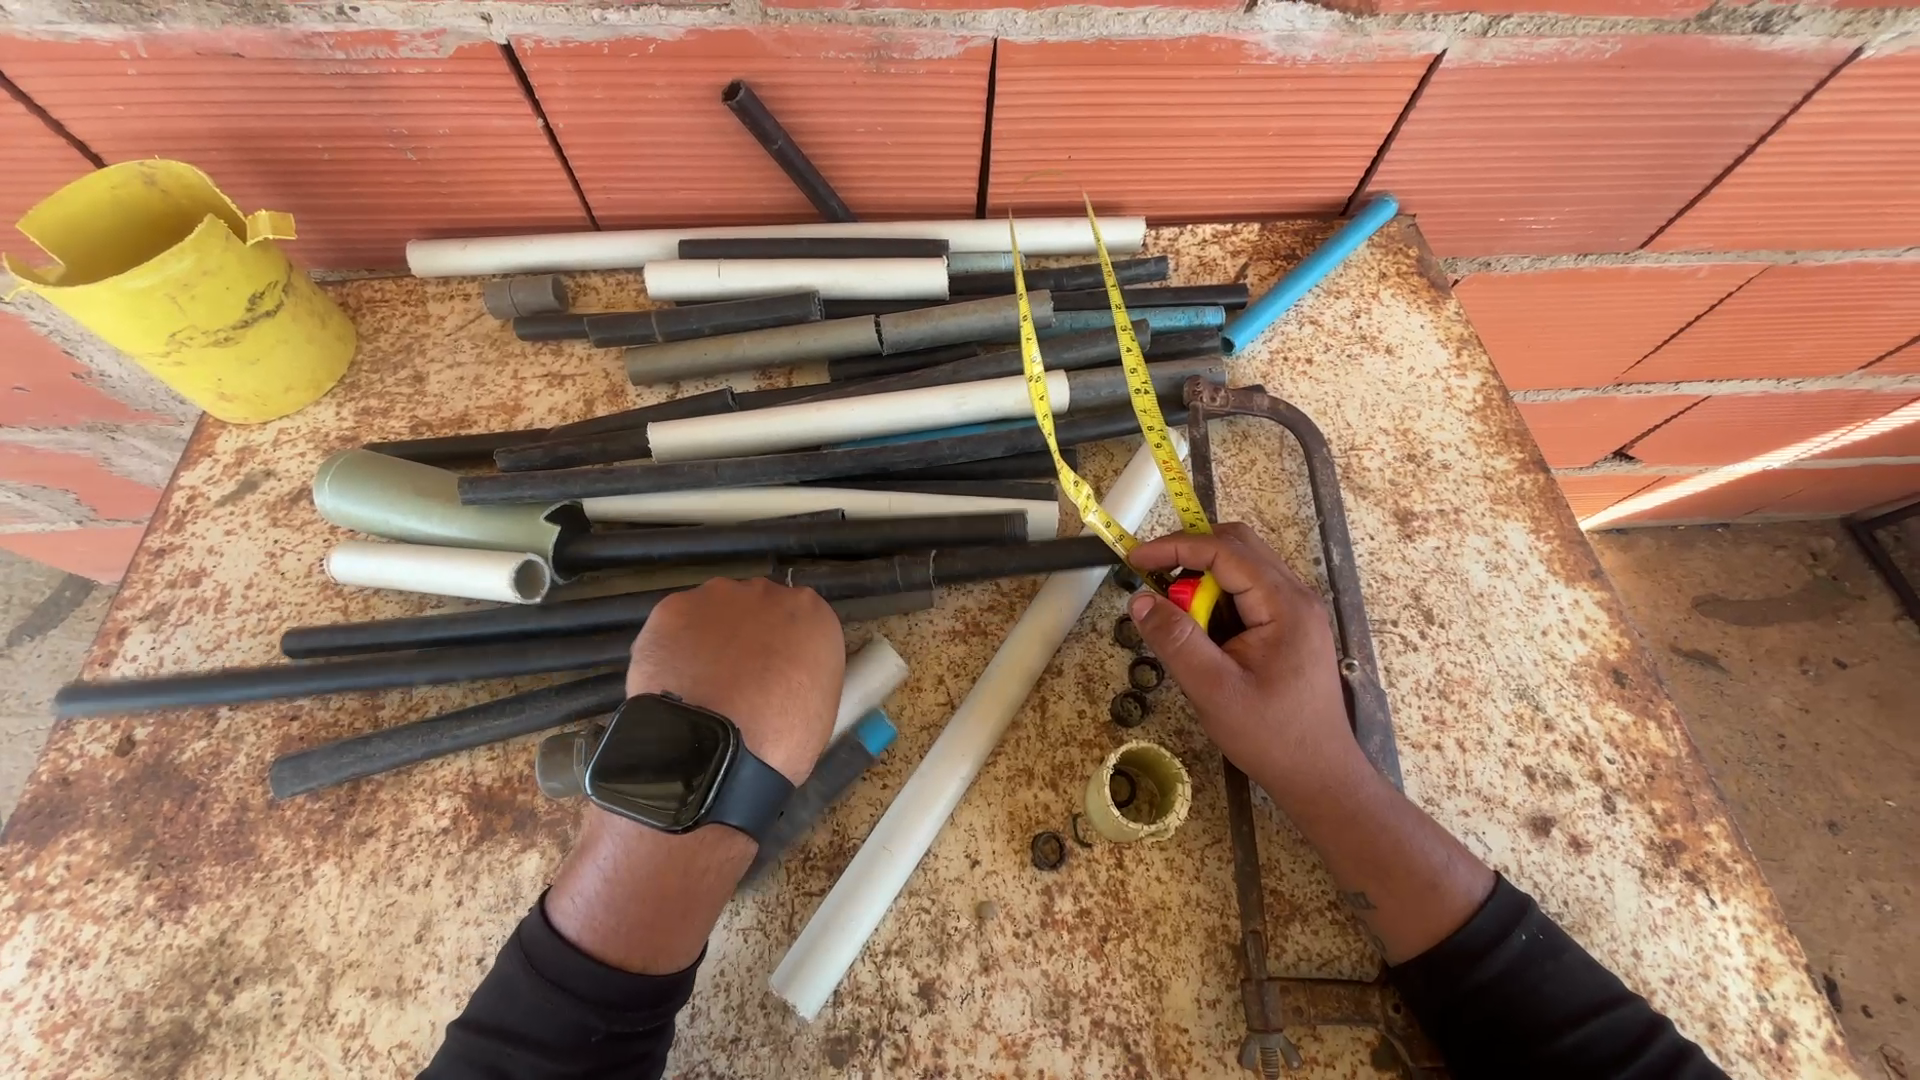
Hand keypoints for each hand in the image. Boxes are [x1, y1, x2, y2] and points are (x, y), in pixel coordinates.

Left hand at [625, 576, 845, 784]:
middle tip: (735, 678)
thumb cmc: (781, 736)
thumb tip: (785, 675)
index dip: (779, 647)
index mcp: (811, 614)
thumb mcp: (818, 703)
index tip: (770, 671)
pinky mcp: (674, 609)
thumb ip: (803, 670)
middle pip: (754, 608)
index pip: (796, 621)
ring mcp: (718, 597)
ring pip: (712, 613)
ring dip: (708, 639)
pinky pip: (674, 626)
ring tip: (699, 683)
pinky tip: (673, 680)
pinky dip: (672, 648)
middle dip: (744, 637)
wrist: (721, 748)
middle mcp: (768, 593)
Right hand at [1126, 523, 1365, 795]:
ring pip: (1242, 565)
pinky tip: (1199, 628)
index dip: (1176, 547)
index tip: (1135, 560)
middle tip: (1151, 579)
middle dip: (1188, 554)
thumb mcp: (1213, 690)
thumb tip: (1140, 601)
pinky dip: (1214, 595)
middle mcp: (1295, 596)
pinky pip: (1247, 590)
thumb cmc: (1270, 736)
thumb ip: (1176, 642)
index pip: (1225, 551)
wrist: (1319, 774)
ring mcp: (1295, 610)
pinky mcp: (1289, 626)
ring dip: (1201, 576)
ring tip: (1173, 611)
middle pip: (1238, 546)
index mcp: (1284, 605)